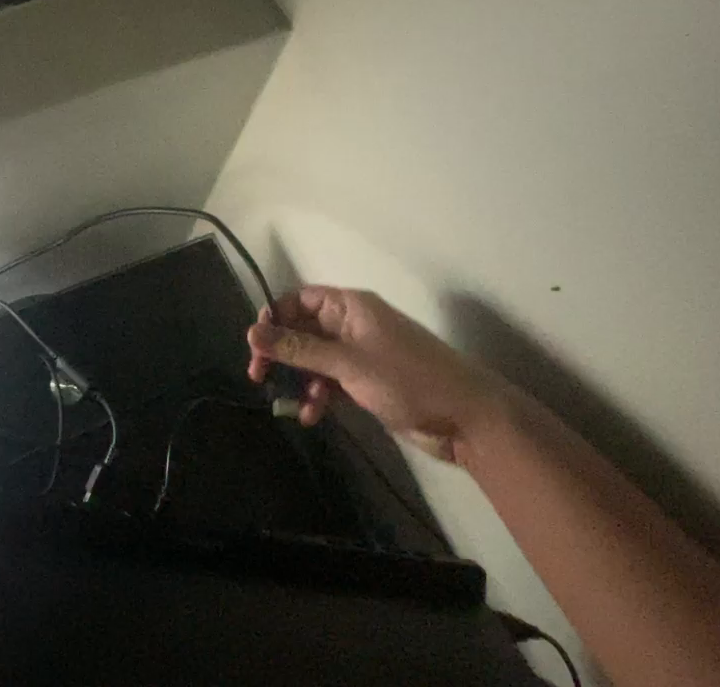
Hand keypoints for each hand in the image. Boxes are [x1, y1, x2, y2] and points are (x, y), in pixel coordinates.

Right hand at [247, 286, 508, 461]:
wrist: (468, 420)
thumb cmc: (408, 380)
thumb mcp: (347, 363)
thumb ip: (298, 349)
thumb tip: (250, 331)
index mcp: (350, 307)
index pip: (299, 300)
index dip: (275, 317)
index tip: (256, 344)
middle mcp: (352, 325)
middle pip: (302, 330)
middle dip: (281, 353)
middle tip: (259, 377)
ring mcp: (360, 354)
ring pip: (313, 359)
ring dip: (298, 379)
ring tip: (287, 403)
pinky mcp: (367, 382)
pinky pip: (329, 381)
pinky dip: (317, 395)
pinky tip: (311, 415)